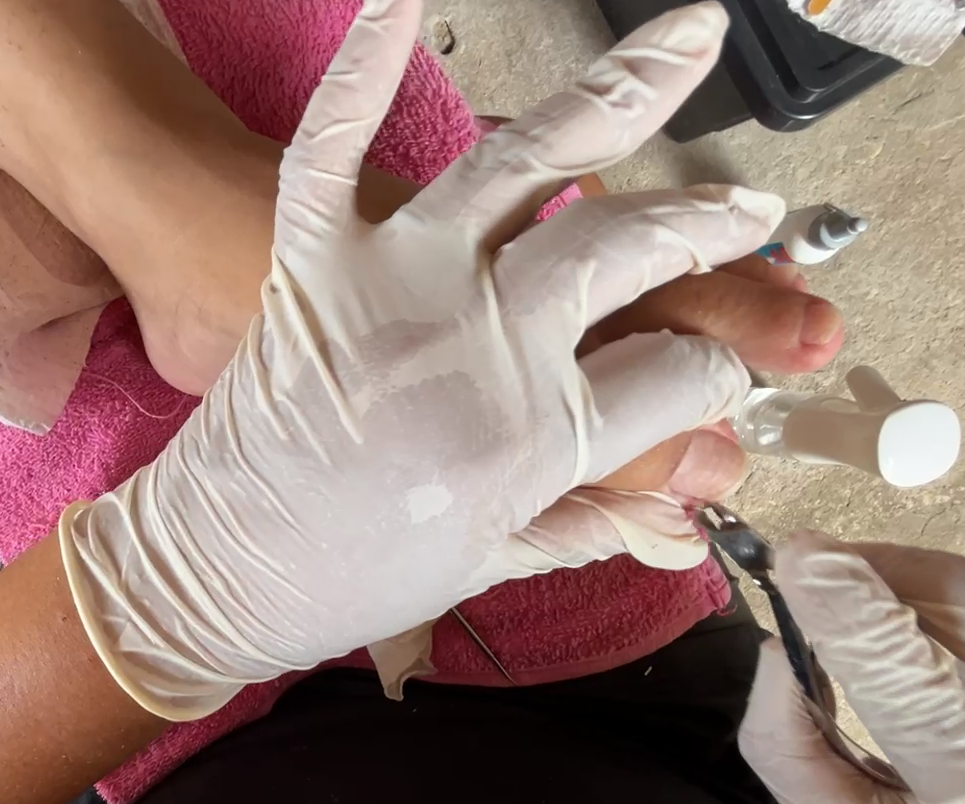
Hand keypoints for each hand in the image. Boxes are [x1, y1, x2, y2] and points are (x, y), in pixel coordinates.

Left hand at [59, 0, 782, 717]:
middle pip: (629, 250)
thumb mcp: (483, 568)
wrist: (218, 572)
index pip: (682, 378)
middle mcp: (478, 349)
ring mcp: (389, 292)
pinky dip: (360, 70)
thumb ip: (590, 525)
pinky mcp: (309, 268)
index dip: (720, 376)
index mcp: (533, 444)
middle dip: (706, 227)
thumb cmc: (348, 584)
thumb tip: (689, 517)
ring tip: (686, 42)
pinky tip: (403, 1)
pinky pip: (330, 148)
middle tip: (746, 209)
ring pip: (521, 166)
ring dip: (616, 95)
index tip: (725, 374)